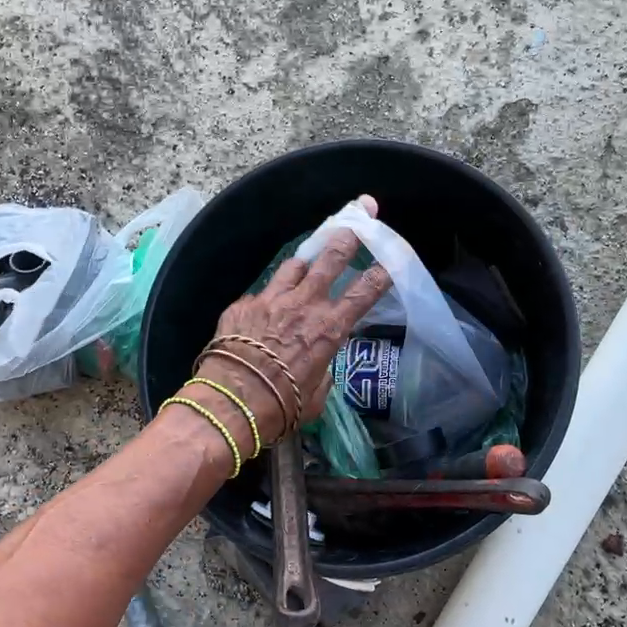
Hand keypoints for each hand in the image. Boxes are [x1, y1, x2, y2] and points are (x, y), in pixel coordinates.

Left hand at [181, 196, 393, 448]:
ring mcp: (271, 300)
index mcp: (329, 329)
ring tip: (309, 258)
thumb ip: (322, 370)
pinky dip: (267, 298)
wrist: (233, 400)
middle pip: (330, 258)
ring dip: (305, 260)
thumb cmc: (282, 407)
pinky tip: (262, 310)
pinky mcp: (243, 304)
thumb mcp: (316, 396)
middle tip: (355, 220)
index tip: (392, 257)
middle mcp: (304, 305)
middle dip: (346, 237)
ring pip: (294, 266)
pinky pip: (261, 293)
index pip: (365, 292)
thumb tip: (319, 363)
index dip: (382, 273)